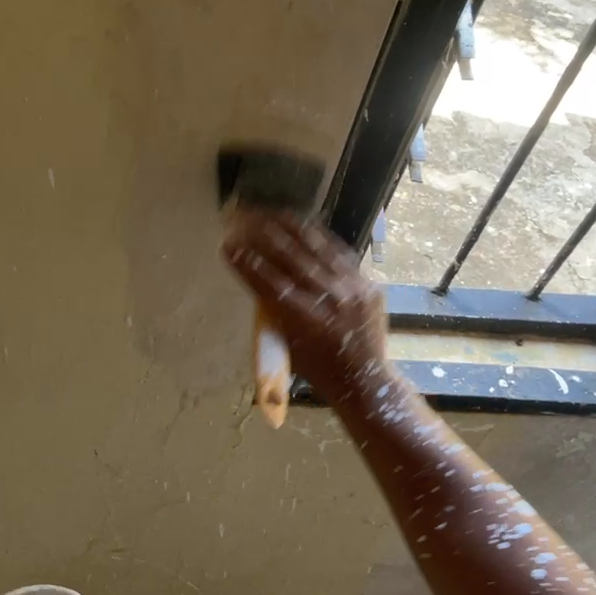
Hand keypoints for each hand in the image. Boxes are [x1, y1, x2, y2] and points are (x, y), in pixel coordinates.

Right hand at [221, 211, 389, 404]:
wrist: (365, 382)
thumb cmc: (317, 370)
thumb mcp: (287, 345)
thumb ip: (275, 311)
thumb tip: (258, 276)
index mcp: (305, 322)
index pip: (269, 283)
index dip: (247, 262)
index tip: (228, 244)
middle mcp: (330, 300)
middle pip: (292, 257)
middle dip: (262, 234)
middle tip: (242, 218)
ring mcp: (353, 289)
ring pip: (317, 248)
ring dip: (289, 227)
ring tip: (268, 212)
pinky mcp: (368, 284)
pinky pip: (340, 253)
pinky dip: (318, 238)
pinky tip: (302, 225)